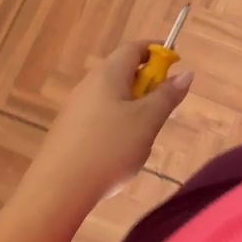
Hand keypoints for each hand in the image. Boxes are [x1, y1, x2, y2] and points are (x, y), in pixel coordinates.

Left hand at [24, 40, 192, 202]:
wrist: (55, 192)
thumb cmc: (109, 149)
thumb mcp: (148, 121)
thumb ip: (168, 95)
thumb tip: (186, 73)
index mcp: (108, 74)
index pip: (135, 48)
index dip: (158, 51)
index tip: (176, 64)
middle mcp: (89, 85)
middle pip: (124, 71)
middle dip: (149, 84)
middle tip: (167, 106)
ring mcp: (75, 109)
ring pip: (113, 97)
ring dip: (136, 107)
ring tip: (147, 134)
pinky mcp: (68, 132)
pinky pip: (101, 116)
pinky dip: (119, 124)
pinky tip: (122, 151)